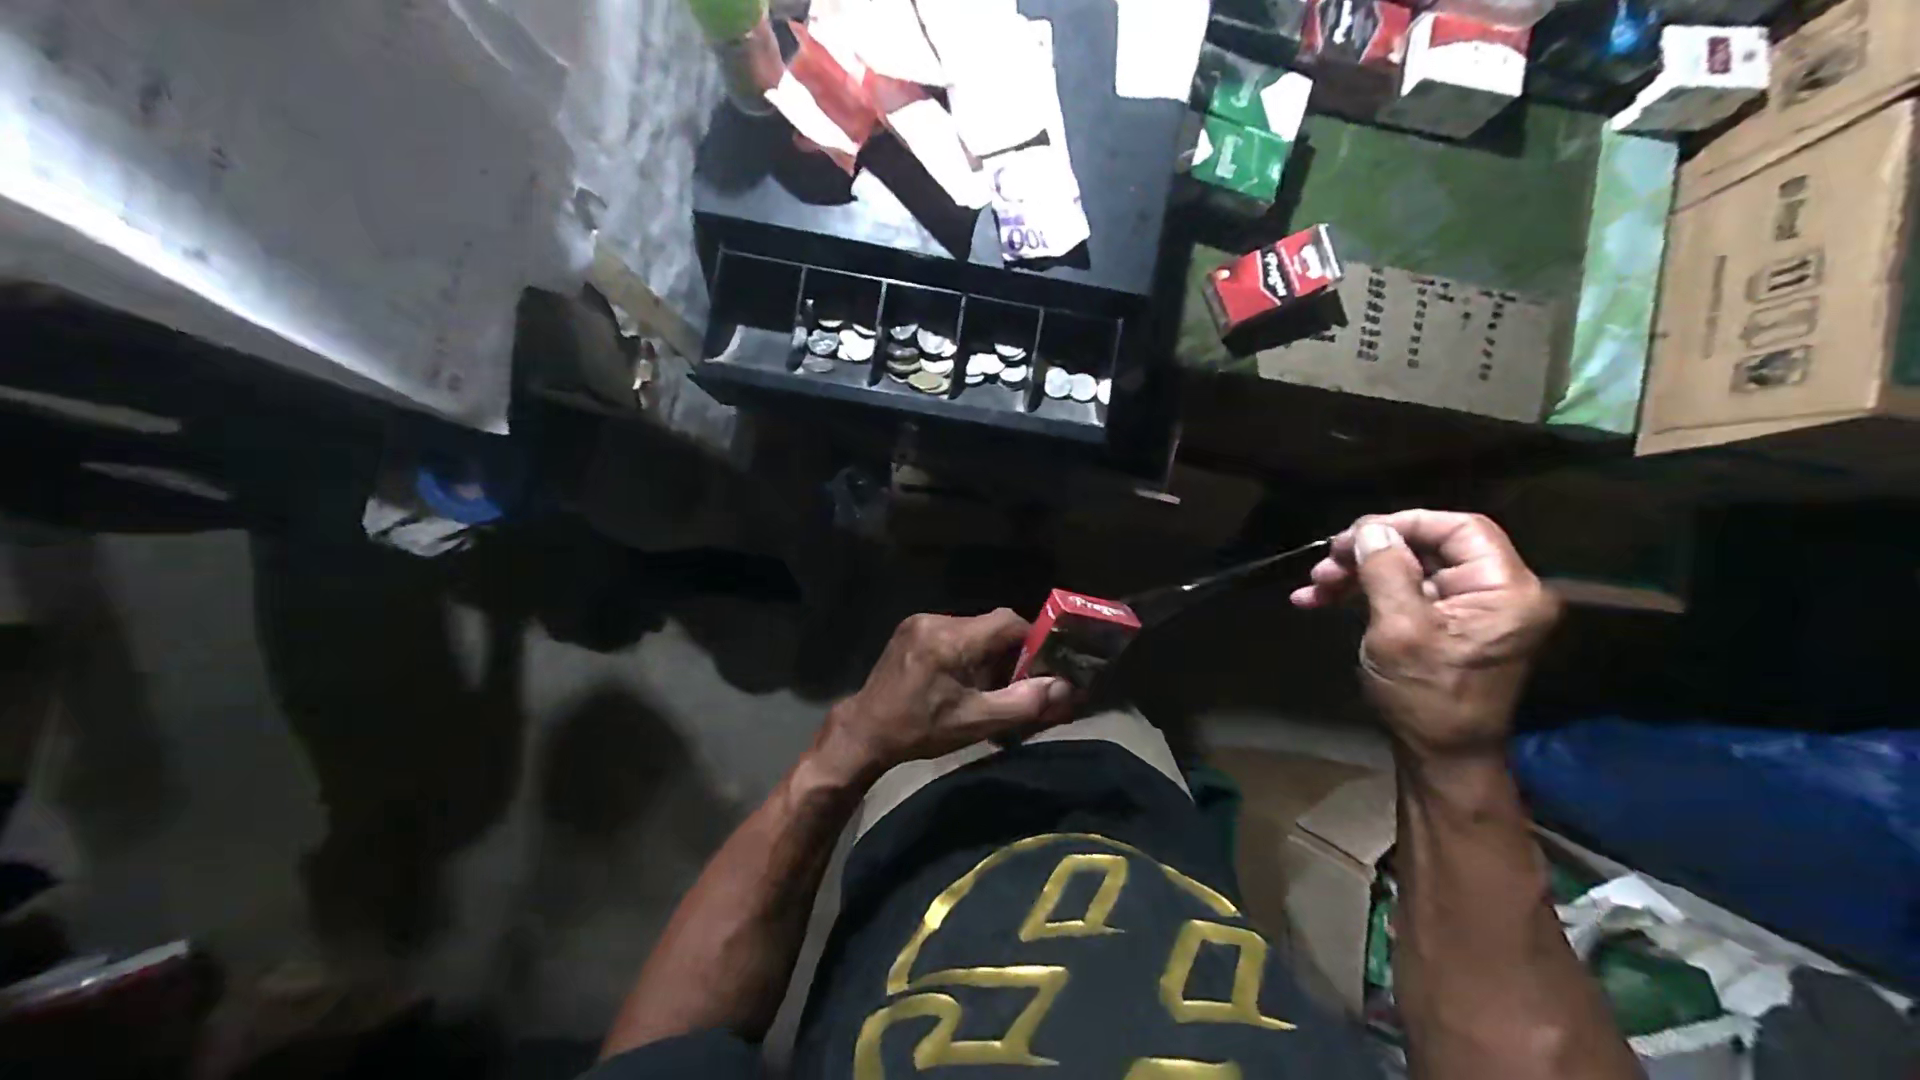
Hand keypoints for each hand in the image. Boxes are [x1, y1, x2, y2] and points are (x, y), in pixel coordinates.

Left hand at [814, 609, 1076, 783]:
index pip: (1008, 621)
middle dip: (1008, 652)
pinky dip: (965, 650)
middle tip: (1011, 684)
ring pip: (972, 629)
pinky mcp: (910, 629)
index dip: (1031, 641)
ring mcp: (919, 622)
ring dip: (986, 652)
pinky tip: (958, 679)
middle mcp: (935, 621)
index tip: (1037, 668)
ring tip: (982, 686)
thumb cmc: (921, 729)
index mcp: (952, 639)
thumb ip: (1024, 702)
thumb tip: (1067, 688)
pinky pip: (952, 632)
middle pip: (991, 625)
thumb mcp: (977, 722)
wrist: (865, 731)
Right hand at [1291, 511, 1558, 761]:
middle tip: (1326, 563)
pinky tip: (1321, 600)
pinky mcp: (1446, 622)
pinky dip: (1364, 593)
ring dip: (1358, 573)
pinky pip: (1404, 592)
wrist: (1439, 754)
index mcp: (1505, 590)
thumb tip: (1370, 529)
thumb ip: (1386, 571)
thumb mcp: (1399, 628)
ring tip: (1315, 585)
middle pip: (1429, 547)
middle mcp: (1497, 592)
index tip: (1354, 536)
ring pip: (1408, 568)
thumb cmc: (1425, 695)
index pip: (1459, 529)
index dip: (1404, 524)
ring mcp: (1471, 608)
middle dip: (1370, 552)